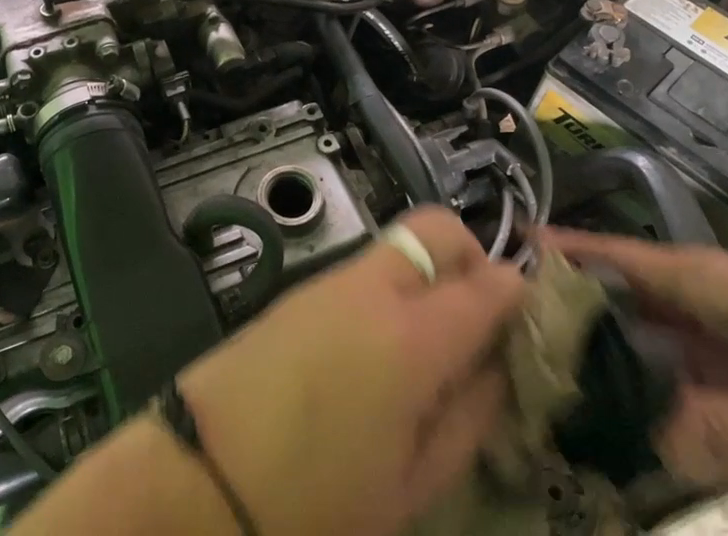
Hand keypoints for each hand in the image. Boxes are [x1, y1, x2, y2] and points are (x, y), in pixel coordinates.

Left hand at [177, 207, 524, 535]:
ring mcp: (328, 282)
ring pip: (397, 246)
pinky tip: (377, 349)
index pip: (492, 284)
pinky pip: (360, 271)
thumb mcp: (413, 483)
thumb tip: (499, 370)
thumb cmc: (315, 499)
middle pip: (439, 227)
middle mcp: (373, 289)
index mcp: (413, 338)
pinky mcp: (296, 292)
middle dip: (472, 258)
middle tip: (477, 317)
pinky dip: (387, 290)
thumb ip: (470, 417)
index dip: (522, 295)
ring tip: (427, 343)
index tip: (529, 324)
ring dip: (427, 275)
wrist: (198, 476)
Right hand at [540, 229, 727, 535]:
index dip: (600, 254)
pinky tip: (617, 410)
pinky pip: (698, 390)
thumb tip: (633, 428)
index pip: (670, 266)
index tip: (535, 244)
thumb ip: (711, 431)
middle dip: (601, 300)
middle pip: (666, 299)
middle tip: (528, 306)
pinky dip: (658, 397)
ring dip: (625, 352)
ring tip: (557, 354)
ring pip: (678, 346)